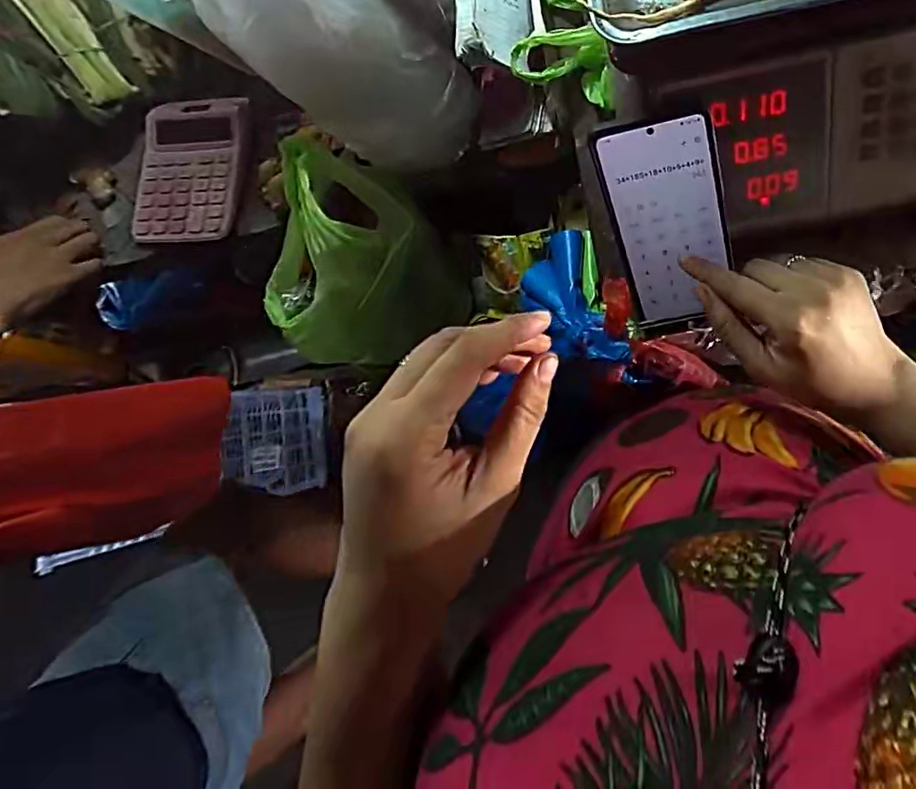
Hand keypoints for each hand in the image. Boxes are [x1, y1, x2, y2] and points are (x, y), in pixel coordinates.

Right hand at [0, 216, 102, 338]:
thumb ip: (15, 246)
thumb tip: (28, 245)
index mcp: (19, 234)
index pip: (55, 220)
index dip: (68, 226)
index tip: (72, 233)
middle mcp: (41, 240)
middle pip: (77, 226)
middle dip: (85, 233)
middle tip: (89, 244)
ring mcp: (57, 256)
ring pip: (90, 240)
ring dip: (94, 247)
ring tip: (94, 254)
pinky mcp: (68, 274)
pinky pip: (94, 264)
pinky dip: (96, 265)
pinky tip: (93, 271)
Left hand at [338, 314, 556, 607]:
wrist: (382, 593)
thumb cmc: (444, 552)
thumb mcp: (497, 486)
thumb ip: (523, 419)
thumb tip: (547, 364)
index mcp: (405, 432)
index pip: (459, 358)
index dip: (507, 334)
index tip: (547, 322)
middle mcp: (377, 412)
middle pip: (439, 347)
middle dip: (493, 337)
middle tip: (541, 343)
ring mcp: (367, 414)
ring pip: (426, 355)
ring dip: (474, 349)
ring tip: (523, 358)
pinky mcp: (370, 420)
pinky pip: (416, 375)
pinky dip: (454, 367)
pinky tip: (488, 374)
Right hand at [682, 254, 906, 418]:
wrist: (878, 383)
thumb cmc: (815, 385)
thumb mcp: (763, 368)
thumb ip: (729, 327)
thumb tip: (704, 291)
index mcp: (788, 319)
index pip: (736, 286)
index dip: (708, 273)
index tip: (688, 261)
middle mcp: (811, 290)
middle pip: (754, 268)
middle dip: (745, 286)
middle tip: (755, 314)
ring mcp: (833, 277)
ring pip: (777, 263)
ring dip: (770, 282)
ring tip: (785, 311)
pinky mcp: (846, 272)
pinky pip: (802, 263)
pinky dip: (794, 280)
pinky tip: (807, 304)